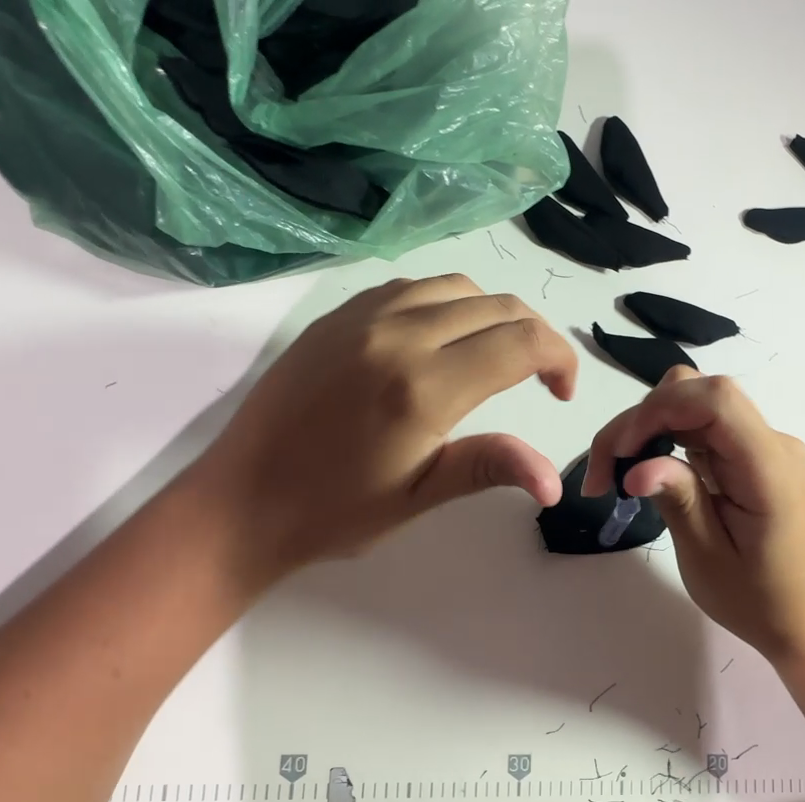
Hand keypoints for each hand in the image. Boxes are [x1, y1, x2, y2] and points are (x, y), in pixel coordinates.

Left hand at [194, 274, 576, 574]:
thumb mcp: (419, 495)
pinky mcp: (335, 316)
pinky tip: (439, 339)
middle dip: (534, 336)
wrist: (242, 501)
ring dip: (491, 313)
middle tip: (539, 379)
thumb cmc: (335, 512)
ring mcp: (361, 317)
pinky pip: (408, 287)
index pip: (521, 342)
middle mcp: (398, 335)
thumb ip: (490, 467)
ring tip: (494, 356)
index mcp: (424, 387)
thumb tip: (555, 482)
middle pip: (496, 306)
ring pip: (454, 286)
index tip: (562, 392)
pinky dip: (444, 302)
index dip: (559, 358)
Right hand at [583, 368, 804, 658]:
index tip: (621, 452)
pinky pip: (697, 424)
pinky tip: (639, 470)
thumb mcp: (706, 556)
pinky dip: (660, 438)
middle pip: (697, 393)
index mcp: (767, 468)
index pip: (716, 401)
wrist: (790, 609)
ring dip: (644, 428)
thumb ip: (679, 500)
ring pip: (691, 403)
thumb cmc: (750, 594)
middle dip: (640, 420)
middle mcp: (771, 441)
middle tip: (602, 472)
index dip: (659, 410)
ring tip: (612, 474)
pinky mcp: (746, 450)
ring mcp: (761, 441)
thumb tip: (636, 468)